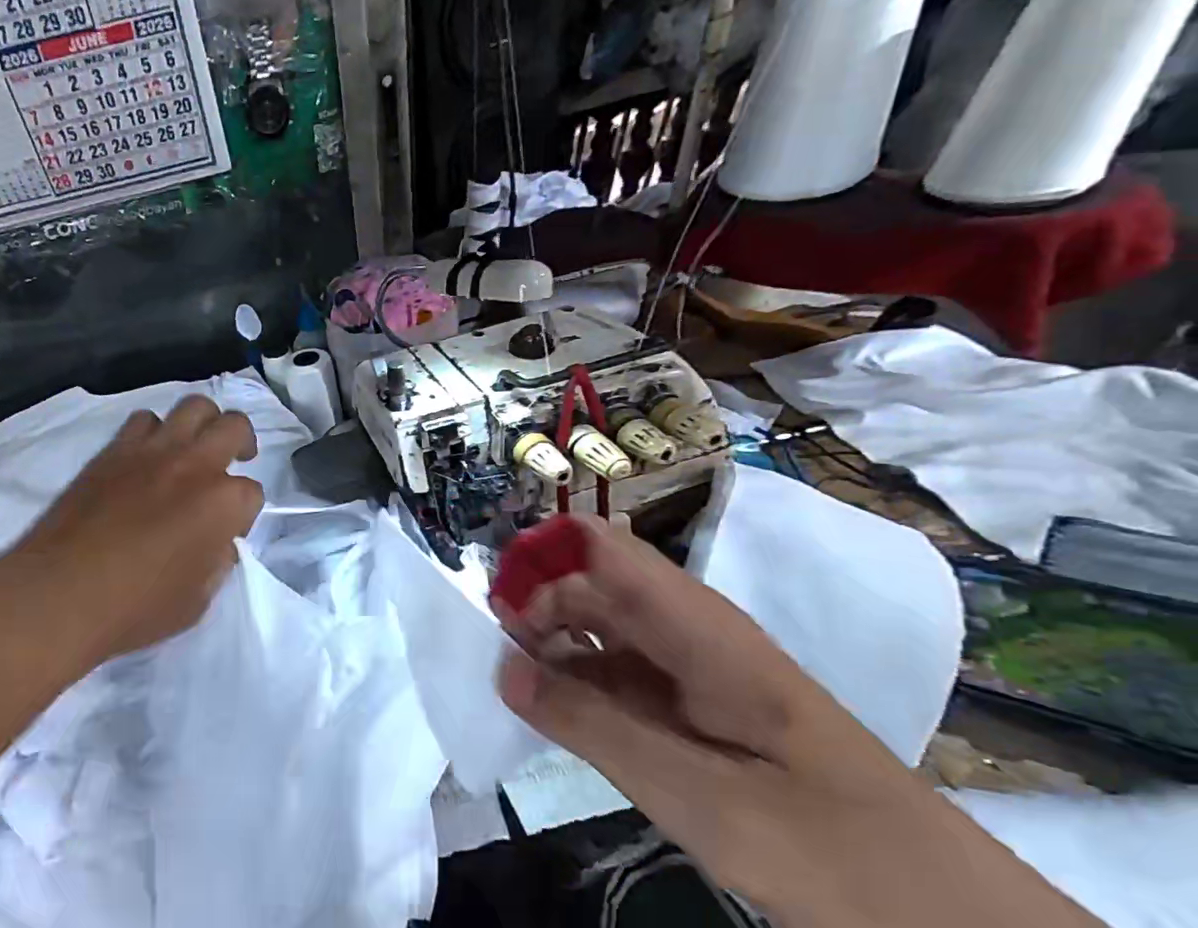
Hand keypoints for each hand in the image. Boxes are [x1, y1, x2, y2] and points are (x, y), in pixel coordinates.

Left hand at [0, 396, 264, 670]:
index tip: (228, 530)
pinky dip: (154, 432)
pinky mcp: (114, 450)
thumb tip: (218, 544)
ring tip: (194, 446)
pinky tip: (148, 456)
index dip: (243, 512)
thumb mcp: (195, 602)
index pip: (252, 493)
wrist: (60, 593)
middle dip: (243, 440)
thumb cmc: (134, 608)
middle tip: (237, 457)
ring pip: (192, 407)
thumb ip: (216, 565)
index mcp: (222, 503)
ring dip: (202, 423)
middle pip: (234, 426)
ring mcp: (152, 451)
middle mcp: (194, 465)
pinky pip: (143, 420)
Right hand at [491, 515, 1095, 927]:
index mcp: (696, 626)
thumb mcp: (693, 793)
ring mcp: (697, 667)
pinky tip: (560, 713)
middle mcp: (692, 630)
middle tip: (499, 656)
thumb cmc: (821, 843)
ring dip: (555, 643)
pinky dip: (582, 681)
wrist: (941, 913)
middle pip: (594, 584)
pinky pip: (623, 671)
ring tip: (518, 685)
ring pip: (606, 627)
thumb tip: (502, 668)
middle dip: (537, 603)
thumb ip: (589, 724)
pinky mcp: (700, 704)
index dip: (541, 553)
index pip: (602, 547)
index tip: (496, 600)